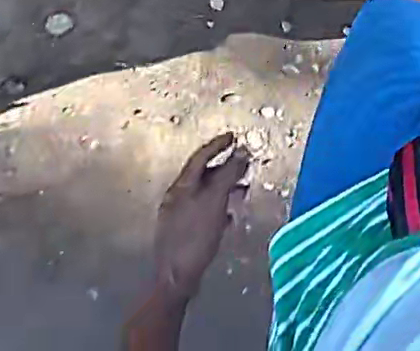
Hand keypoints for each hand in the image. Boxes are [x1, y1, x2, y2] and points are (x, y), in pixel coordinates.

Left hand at [151, 133, 249, 300]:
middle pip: (203, 174)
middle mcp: (177, 197)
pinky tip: (229, 215)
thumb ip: (229, 173)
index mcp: (181, 186)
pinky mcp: (182, 233)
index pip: (200, 157)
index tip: (233, 137)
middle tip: (243, 163)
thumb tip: (241, 151)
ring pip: (204, 192)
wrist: (176, 281)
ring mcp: (177, 216)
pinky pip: (204, 210)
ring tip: (242, 189)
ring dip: (224, 187)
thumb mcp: (216, 200)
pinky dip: (218, 205)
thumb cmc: (196, 236)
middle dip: (225, 166)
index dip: (218, 145)